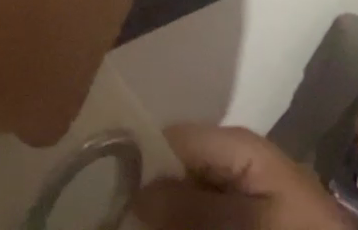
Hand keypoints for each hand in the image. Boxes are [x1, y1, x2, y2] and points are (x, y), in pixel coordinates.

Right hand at [136, 125, 354, 229]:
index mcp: (237, 147)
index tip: (107, 190)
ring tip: (136, 223)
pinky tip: (166, 229)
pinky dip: (187, 222)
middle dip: (150, 195)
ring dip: (167, 215)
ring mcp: (241, 194)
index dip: (138, 161)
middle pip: (174, 168)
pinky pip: (206, 214)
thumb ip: (194, 209)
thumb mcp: (250, 227)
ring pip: (186, 197)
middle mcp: (234, 162)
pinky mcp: (245, 217)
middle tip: (117, 216)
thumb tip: (137, 192)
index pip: (170, 137)